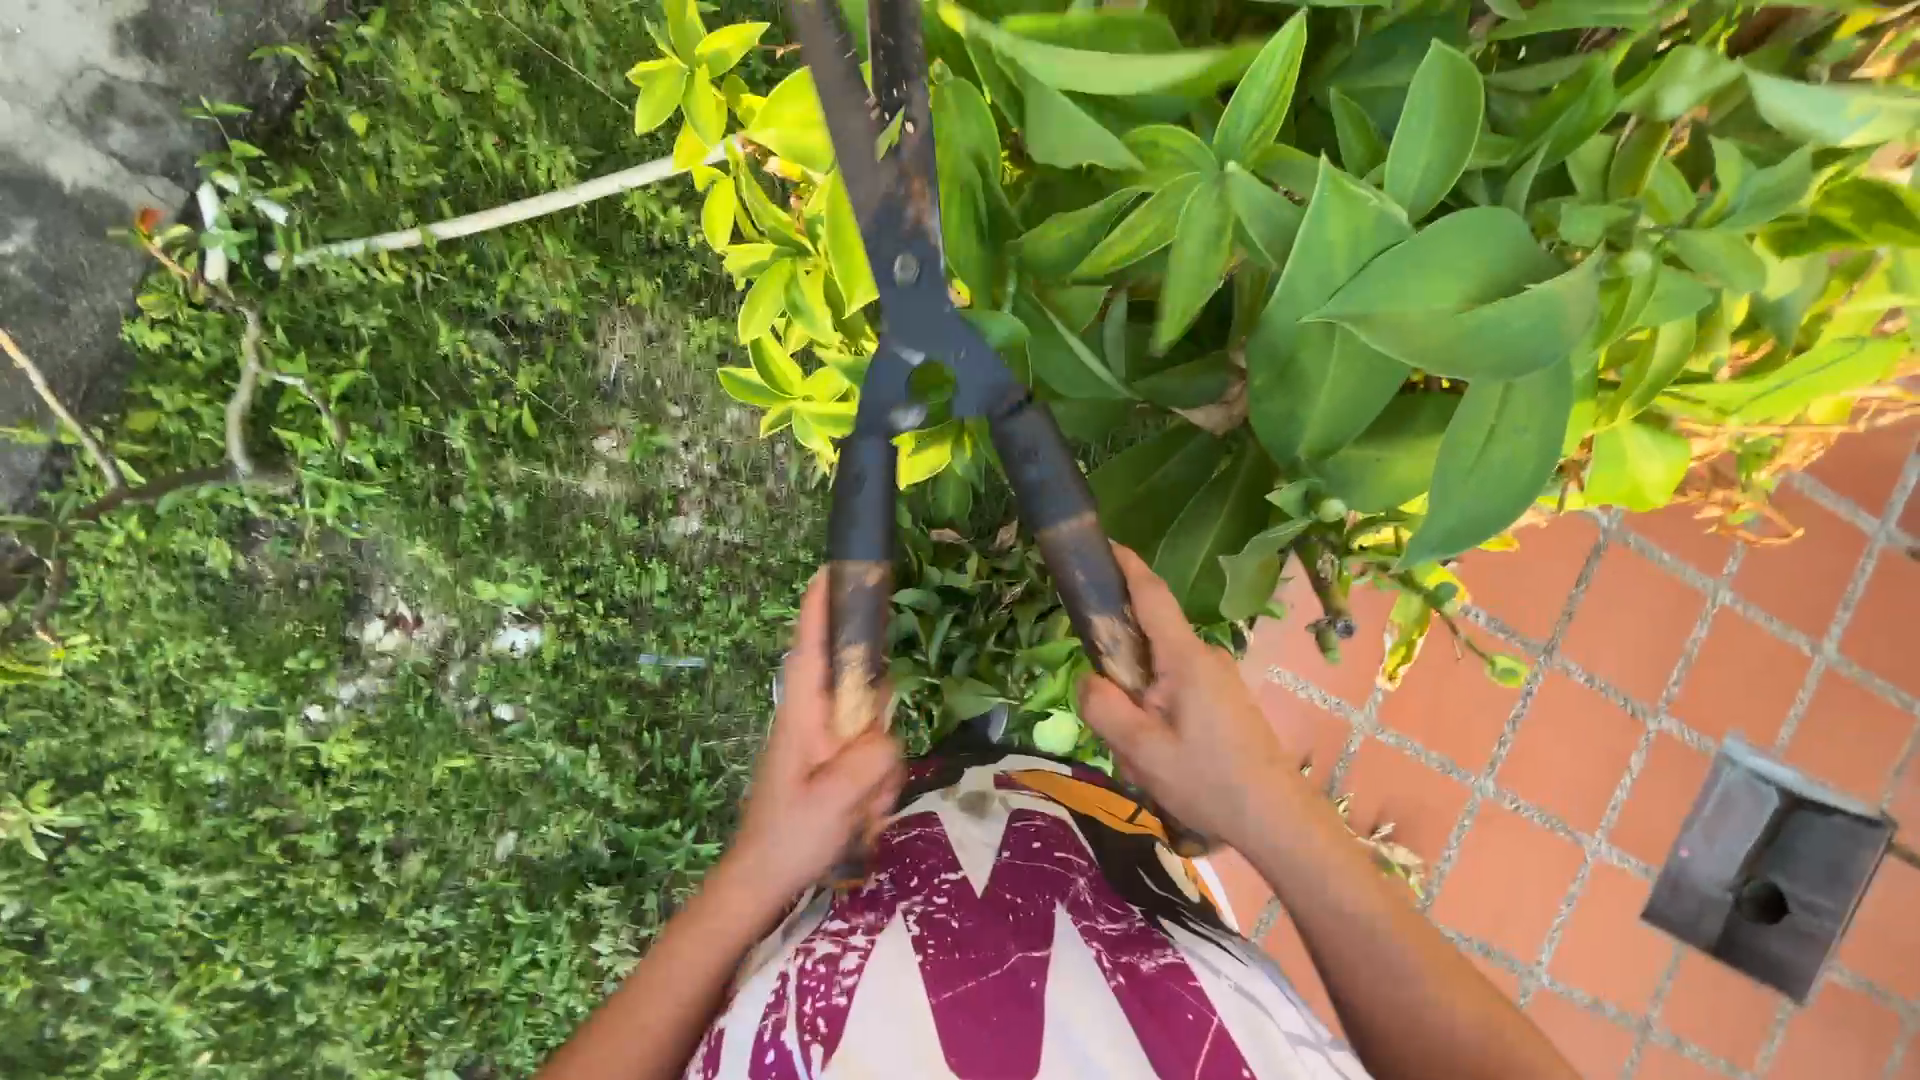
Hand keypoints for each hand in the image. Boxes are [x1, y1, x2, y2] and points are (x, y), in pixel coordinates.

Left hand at [722, 573, 904, 907]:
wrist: (760, 883)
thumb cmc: (789, 837)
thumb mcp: (837, 799)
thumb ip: (872, 756)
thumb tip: (888, 734)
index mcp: (801, 715)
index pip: (810, 648)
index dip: (819, 608)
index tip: (830, 571)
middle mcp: (811, 719)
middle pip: (860, 690)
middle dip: (879, 727)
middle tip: (870, 783)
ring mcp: (822, 744)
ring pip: (873, 730)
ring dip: (879, 769)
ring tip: (859, 811)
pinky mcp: (831, 765)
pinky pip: (870, 758)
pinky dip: (875, 785)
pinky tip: (860, 818)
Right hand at [1076, 545, 1301, 852]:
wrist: (1276, 819)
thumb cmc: (1208, 780)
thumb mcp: (1141, 750)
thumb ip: (1104, 707)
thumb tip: (1088, 679)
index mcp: (1184, 657)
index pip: (1152, 595)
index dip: (1128, 566)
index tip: (1105, 545)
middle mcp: (1204, 657)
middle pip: (1147, 641)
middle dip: (1119, 670)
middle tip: (1111, 723)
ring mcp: (1217, 678)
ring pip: (1158, 673)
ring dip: (1138, 704)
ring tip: (1139, 758)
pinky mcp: (1224, 700)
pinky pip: (1175, 691)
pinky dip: (1156, 714)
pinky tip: (1160, 759)